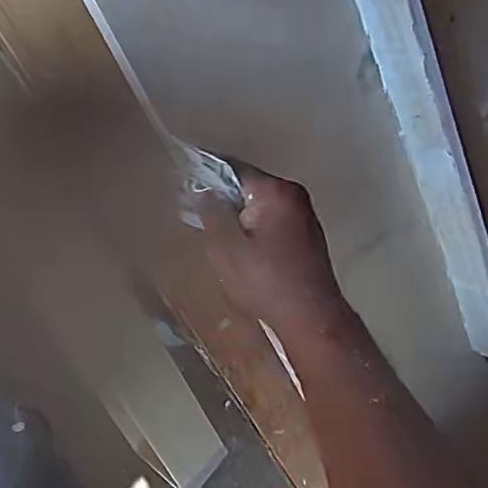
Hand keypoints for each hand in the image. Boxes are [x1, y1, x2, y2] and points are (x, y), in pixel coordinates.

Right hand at [197, 166, 351, 336]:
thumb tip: (200, 189)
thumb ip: (209, 210)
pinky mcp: (303, 234)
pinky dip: (247, 222)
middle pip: (244, 183)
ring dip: (231, 210)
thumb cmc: (264, 281)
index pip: (229, 167)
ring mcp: (302, 215)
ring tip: (205, 225)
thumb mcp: (224, 244)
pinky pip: (267, 217)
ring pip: (255, 201)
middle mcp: (293, 196)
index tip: (178, 180)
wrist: (309, 319)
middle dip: (216, 194)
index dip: (200, 173)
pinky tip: (231, 241)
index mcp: (275, 192)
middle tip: (187, 207)